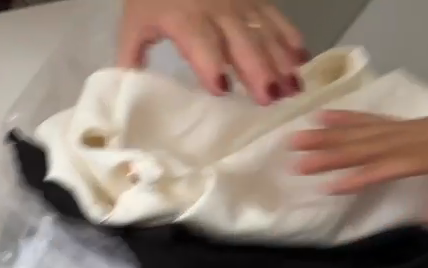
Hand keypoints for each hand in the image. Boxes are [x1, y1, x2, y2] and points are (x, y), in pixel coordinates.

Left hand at [118, 0, 307, 104]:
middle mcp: (220, 11)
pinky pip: (276, 19)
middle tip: (271, 99)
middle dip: (259, 71)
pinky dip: (290, 37)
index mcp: (186, 20)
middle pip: (242, 44)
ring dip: (281, 60)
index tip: (223, 89)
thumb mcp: (133, 27)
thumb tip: (126, 92)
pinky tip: (301, 57)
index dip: (212, 66)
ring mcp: (242, 3)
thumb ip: (131, 59)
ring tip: (293, 86)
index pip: (202, 45)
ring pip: (265, 33)